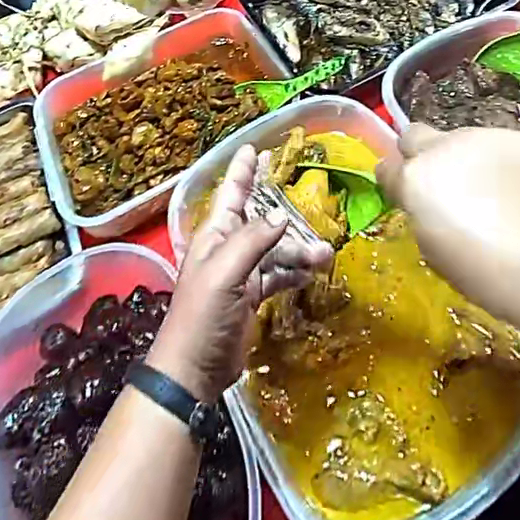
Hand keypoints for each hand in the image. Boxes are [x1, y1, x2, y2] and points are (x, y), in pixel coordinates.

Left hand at [149, 146, 332, 399]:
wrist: (193, 372)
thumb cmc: (201, 316)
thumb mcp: (225, 273)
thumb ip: (253, 240)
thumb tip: (283, 215)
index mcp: (216, 234)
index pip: (232, 193)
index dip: (243, 170)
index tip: (255, 147)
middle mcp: (229, 247)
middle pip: (261, 217)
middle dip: (283, 207)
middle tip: (302, 186)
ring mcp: (242, 272)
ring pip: (277, 248)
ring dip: (300, 249)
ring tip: (325, 255)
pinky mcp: (252, 295)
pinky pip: (279, 274)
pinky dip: (295, 272)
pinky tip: (312, 273)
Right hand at [376, 125, 519, 338]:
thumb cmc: (491, 277)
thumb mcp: (437, 255)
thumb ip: (422, 216)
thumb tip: (426, 203)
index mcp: (416, 180)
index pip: (385, 167)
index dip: (395, 183)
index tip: (407, 200)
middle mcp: (445, 147)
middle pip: (414, 135)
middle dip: (420, 156)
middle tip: (444, 189)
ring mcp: (486, 136)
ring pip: (459, 138)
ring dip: (463, 159)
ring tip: (493, 196)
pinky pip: (497, 145)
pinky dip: (500, 162)